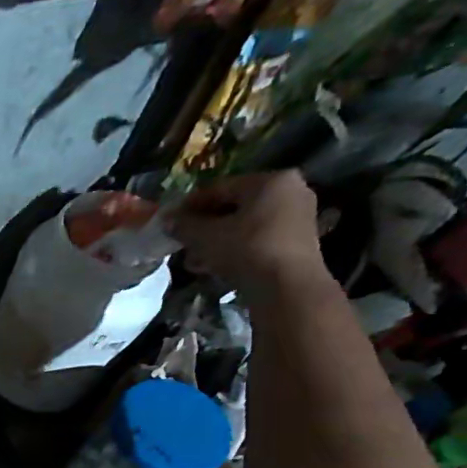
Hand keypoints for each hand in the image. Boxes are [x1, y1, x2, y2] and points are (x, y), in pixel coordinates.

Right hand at [164, 171, 328, 300]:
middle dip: (205, 226)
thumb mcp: (206, 237)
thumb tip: (168, 220)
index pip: (222, 187)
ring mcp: (297, 217)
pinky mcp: (298, 242)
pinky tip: (215, 267)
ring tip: (194, 260)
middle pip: (236, 206)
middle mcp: (289, 191)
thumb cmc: (247, 250)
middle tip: (183, 242)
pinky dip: (236, 249)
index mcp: (269, 180)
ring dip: (217, 241)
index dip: (192, 204)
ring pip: (246, 225)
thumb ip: (185, 226)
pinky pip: (259, 239)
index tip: (172, 219)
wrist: (287, 286)